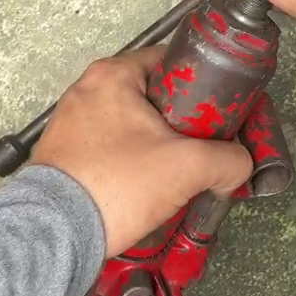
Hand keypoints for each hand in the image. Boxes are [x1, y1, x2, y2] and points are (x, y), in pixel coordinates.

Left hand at [30, 46, 252, 255]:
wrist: (57, 234)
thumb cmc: (114, 186)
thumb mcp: (188, 167)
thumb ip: (228, 159)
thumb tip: (238, 164)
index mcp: (113, 75)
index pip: (171, 61)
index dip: (202, 85)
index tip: (218, 111)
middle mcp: (86, 91)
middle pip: (153, 96)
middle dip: (180, 123)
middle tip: (200, 148)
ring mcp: (70, 123)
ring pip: (132, 126)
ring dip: (157, 147)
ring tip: (175, 174)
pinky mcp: (64, 155)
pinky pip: (111, 150)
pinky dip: (131, 164)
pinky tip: (145, 189)